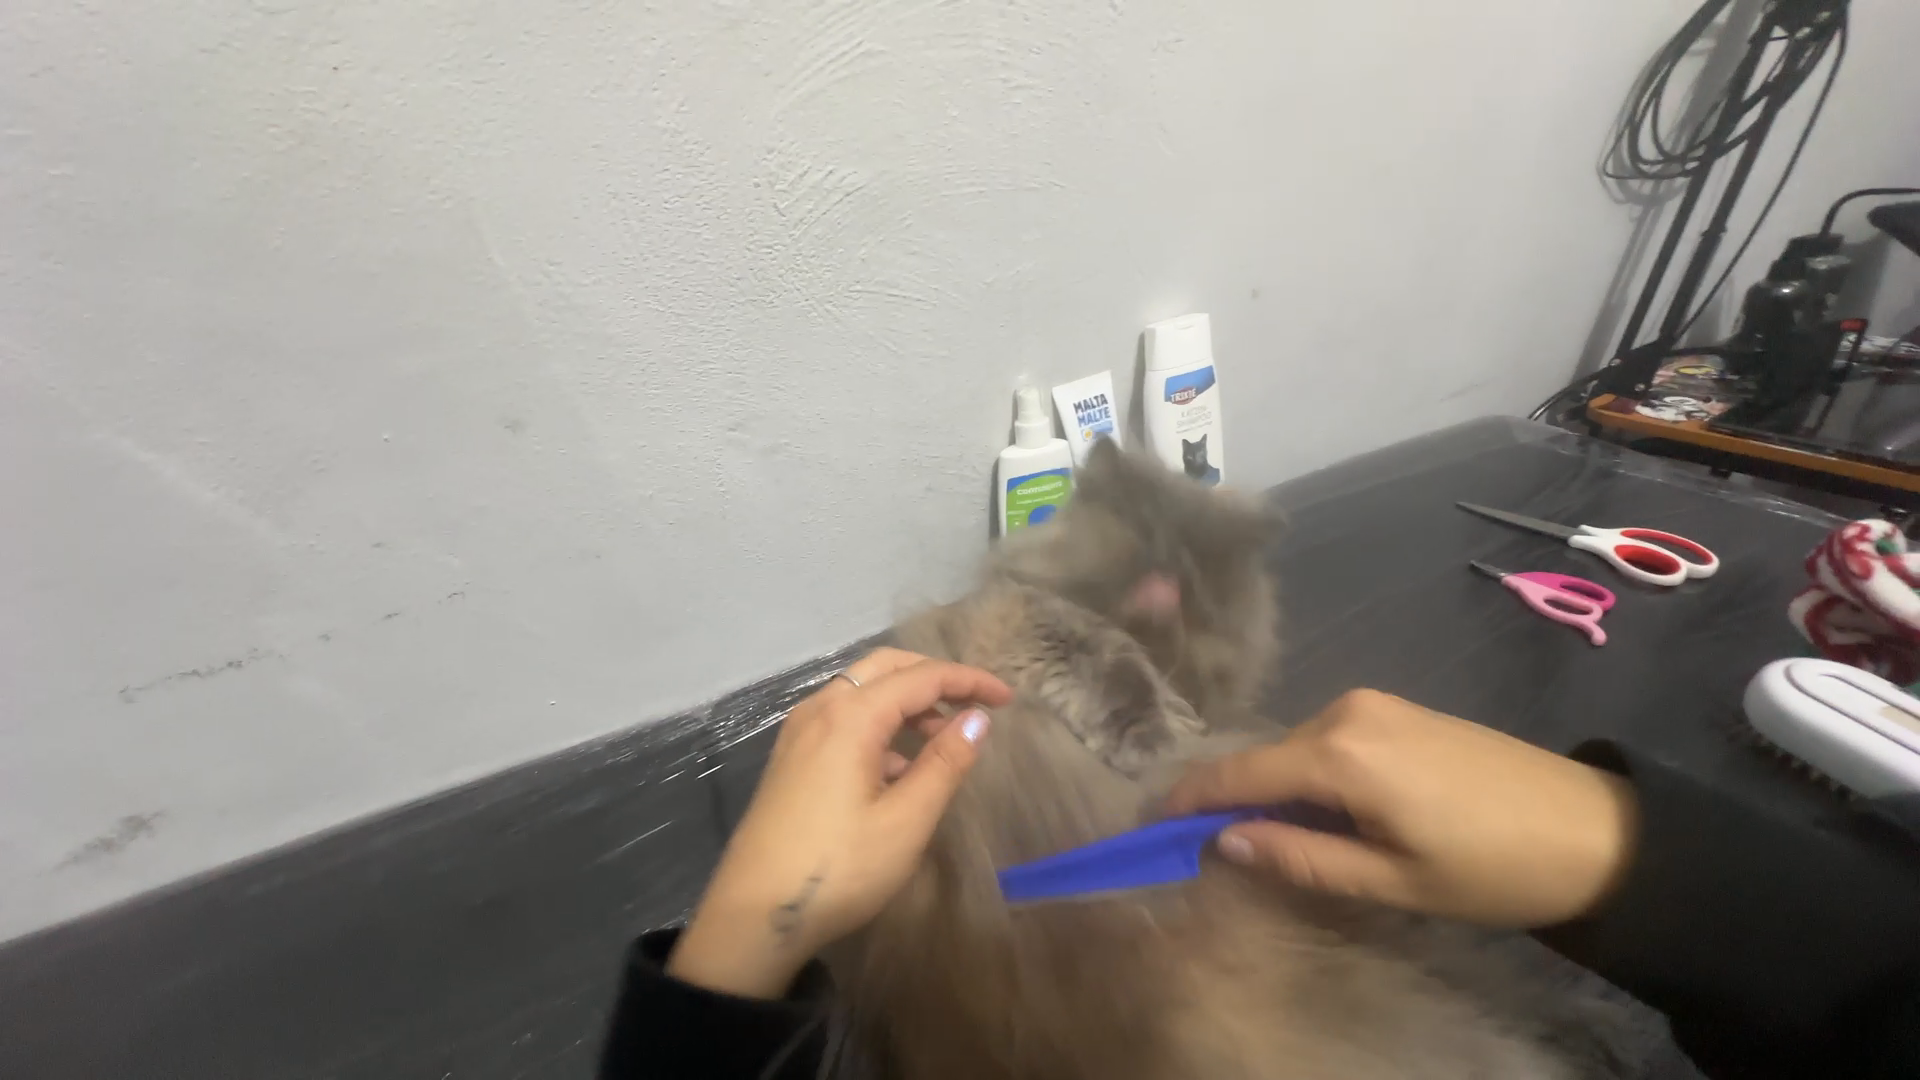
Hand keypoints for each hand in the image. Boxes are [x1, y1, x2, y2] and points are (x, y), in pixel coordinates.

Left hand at [667, 648, 1011, 998]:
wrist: (751, 918)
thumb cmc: (838, 867)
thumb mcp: (906, 820)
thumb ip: (945, 763)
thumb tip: (978, 719)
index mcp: (851, 715)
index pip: (921, 677)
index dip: (968, 681)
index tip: (1007, 698)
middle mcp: (821, 707)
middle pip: (886, 667)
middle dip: (934, 677)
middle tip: (974, 703)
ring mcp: (800, 730)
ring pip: (862, 691)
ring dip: (906, 702)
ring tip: (942, 739)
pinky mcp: (792, 754)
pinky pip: (843, 717)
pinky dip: (879, 724)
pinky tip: (897, 767)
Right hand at [1163, 689, 1638, 927]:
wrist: (1600, 831)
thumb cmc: (1492, 868)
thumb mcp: (1392, 881)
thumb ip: (1301, 857)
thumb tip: (1225, 840)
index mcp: (1340, 755)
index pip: (1240, 773)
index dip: (1192, 796)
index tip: (1153, 820)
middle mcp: (1342, 713)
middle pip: (1265, 759)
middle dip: (1239, 798)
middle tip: (1227, 848)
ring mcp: (1368, 702)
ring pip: (1293, 747)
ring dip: (1279, 787)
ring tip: (1297, 837)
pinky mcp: (1389, 705)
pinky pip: (1324, 737)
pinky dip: (1310, 771)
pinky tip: (1338, 805)